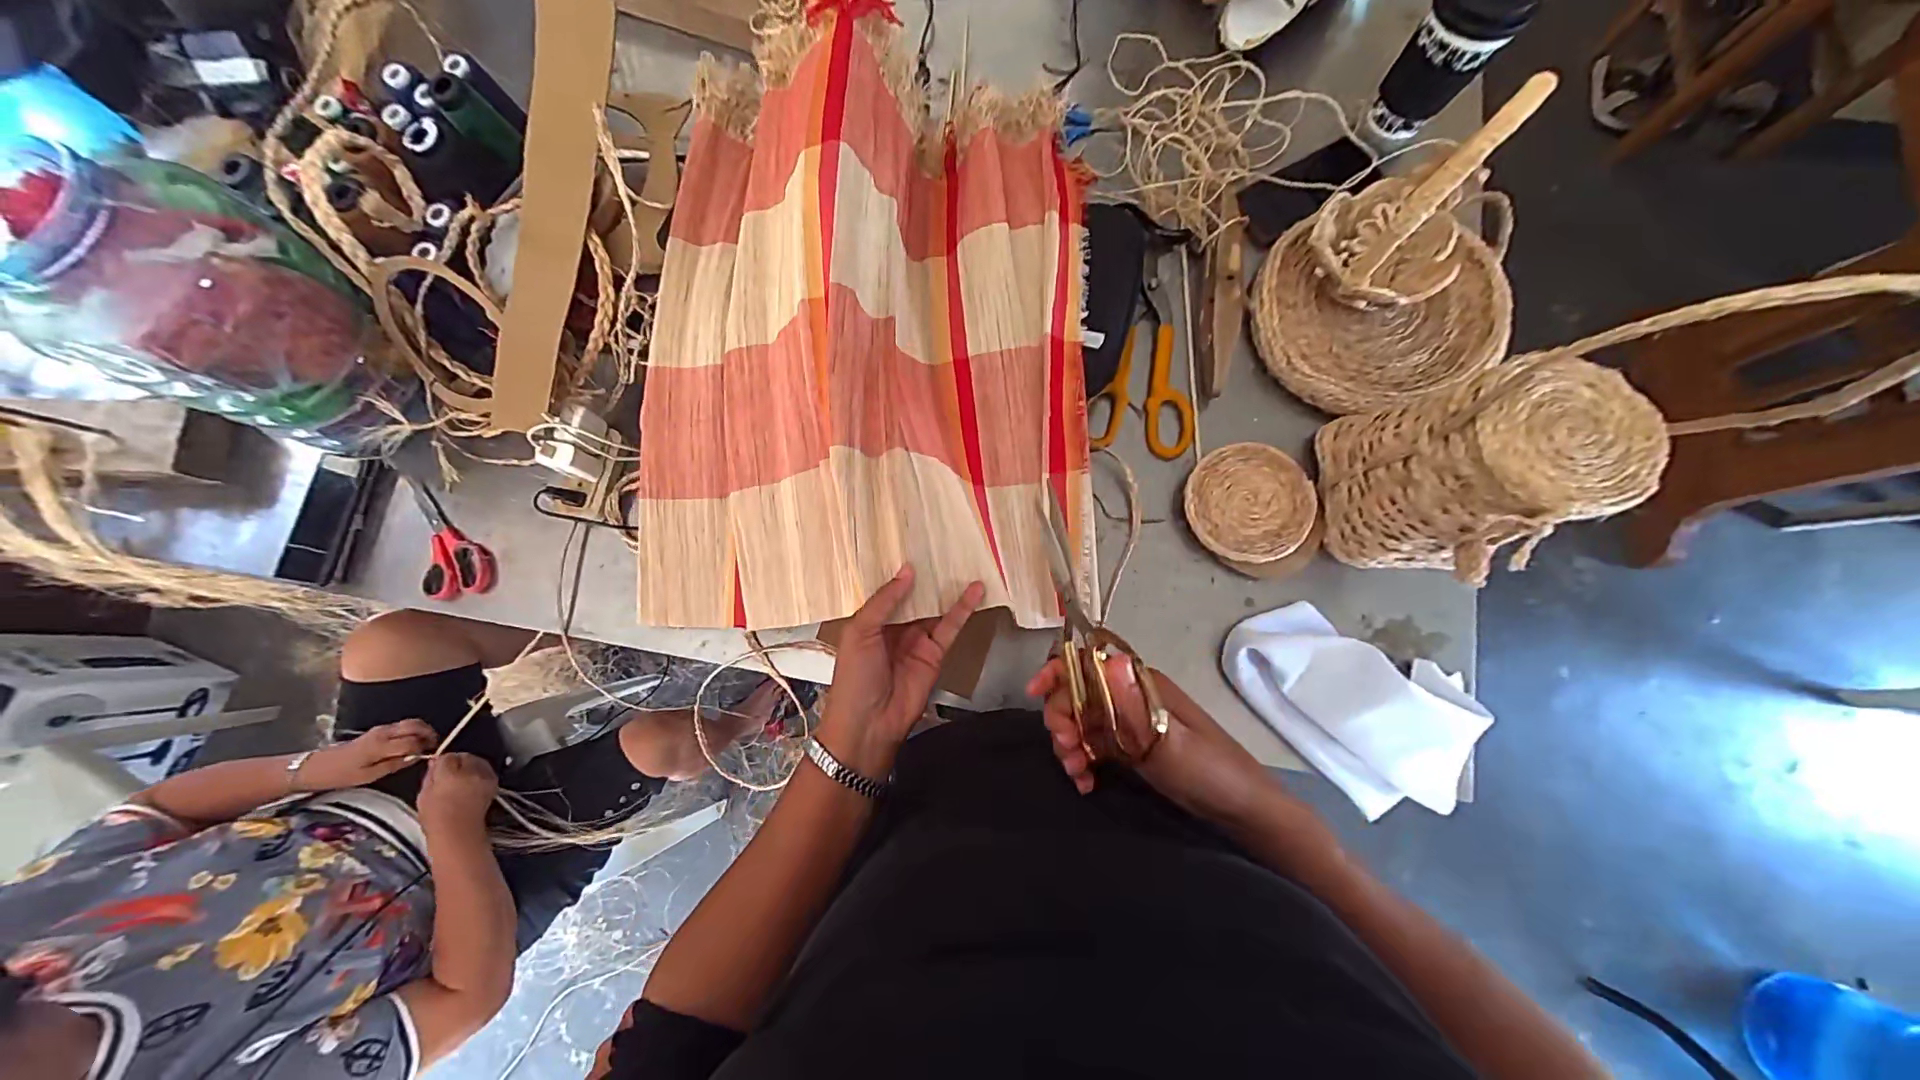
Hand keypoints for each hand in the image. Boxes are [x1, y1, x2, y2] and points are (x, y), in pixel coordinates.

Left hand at [295, 720, 436, 791]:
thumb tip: (416, 758)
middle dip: (429, 733)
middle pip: (415, 725)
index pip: (413, 741)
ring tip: (427, 743)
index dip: (425, 747)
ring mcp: (380, 730)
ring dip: (423, 730)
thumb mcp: (368, 776)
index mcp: (381, 745)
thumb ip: (394, 765)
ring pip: (410, 723)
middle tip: (435, 745)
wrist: (314, 767)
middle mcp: (383, 733)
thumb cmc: (340, 775)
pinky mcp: (377, 731)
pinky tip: (413, 741)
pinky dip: (414, 730)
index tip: (432, 754)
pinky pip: (402, 726)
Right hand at [417, 753, 498, 829]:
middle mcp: (470, 772)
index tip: (438, 768)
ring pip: (477, 760)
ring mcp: (484, 776)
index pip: (447, 757)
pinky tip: (471, 781)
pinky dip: (479, 772)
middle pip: (464, 756)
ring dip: (469, 765)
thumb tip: (434, 763)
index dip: (441, 762)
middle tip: (449, 772)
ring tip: (460, 777)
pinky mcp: (494, 782)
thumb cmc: (436, 817)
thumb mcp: (424, 795)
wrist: (459, 831)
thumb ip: (430, 776)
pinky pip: (486, 769)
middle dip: (457, 761)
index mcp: (449, 775)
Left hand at [818, 564, 984, 777]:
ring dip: (949, 590)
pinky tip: (974, 592)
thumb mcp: (861, 632)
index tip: (914, 547)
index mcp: (870, 622)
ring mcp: (916, 642)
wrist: (869, 725)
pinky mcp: (935, 654)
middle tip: (943, 548)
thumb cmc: (853, 680)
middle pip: (915, 598)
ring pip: (935, 610)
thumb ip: (884, 601)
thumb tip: (906, 572)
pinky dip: (964, 610)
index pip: (888, 591)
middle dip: (928, 577)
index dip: (901, 572)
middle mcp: (894, 629)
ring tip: (965, 563)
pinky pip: (951, 628)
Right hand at [1027, 656, 1277, 826]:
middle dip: (1062, 718)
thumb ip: (1133, 705)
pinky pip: (1093, 746)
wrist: (1243, 809)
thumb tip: (1108, 660)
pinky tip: (1085, 783)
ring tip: (1076, 772)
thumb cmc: (1210, 771)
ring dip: (1069, 744)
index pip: (1088, 663)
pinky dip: (1082, 761)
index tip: (1035, 696)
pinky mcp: (1131, 748)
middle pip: (1078, 694)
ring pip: (1081, 722)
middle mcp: (1131, 696)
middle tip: (1067, 749)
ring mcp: (1130, 722)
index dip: (1057, 672)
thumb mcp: (1170, 742)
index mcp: (1140, 683)